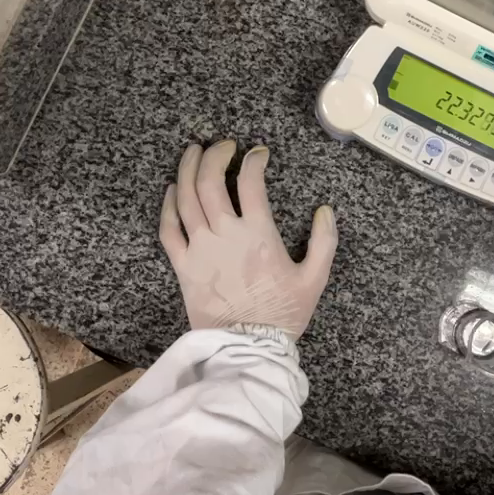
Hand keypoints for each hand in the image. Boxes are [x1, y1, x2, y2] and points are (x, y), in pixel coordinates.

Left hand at [159, 141, 337, 339]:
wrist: (247, 349)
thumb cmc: (282, 315)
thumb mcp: (315, 279)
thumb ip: (324, 241)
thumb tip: (325, 210)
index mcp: (258, 234)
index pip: (250, 181)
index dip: (254, 160)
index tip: (258, 153)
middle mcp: (224, 234)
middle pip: (210, 181)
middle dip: (215, 155)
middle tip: (223, 145)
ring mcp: (199, 249)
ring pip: (185, 197)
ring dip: (188, 169)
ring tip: (194, 152)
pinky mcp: (182, 266)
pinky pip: (168, 228)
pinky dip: (168, 205)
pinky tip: (170, 190)